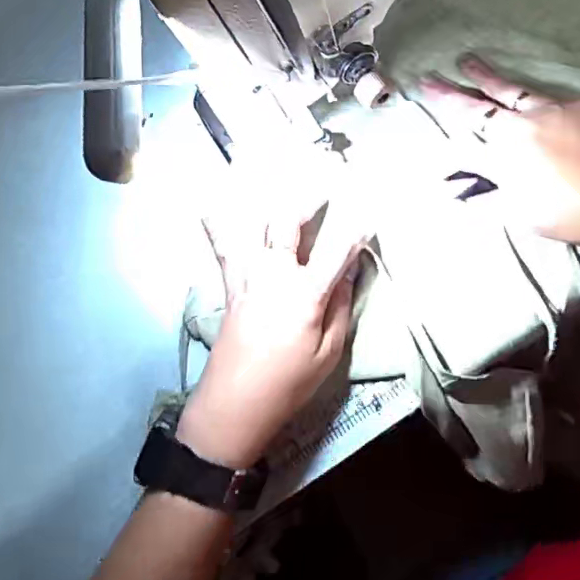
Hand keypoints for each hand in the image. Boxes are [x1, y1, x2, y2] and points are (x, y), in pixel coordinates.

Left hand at [178, 189, 366, 469]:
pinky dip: (217, 225)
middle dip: (308, 198)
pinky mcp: (231, 287)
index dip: (356, 230)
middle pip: (289, 225)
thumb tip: (348, 273)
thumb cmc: (288, 385)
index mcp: (306, 295)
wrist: (232, 408)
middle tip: (325, 180)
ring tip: (275, 172)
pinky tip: (208, 203)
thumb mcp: (329, 353)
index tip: (371, 213)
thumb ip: (340, 308)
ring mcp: (249, 278)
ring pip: (255, 228)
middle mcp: (275, 276)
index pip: (337, 251)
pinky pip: (224, 250)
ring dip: (267, 200)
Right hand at [421, 57, 579, 260]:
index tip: (426, 84)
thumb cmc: (575, 214)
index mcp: (509, 145)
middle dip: (466, 81)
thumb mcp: (523, 216)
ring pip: (521, 90)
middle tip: (448, 66)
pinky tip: (550, 117)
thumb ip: (487, 201)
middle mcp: (530, 119)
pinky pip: (559, 103)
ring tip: (473, 62)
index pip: (469, 118)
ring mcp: (560, 107)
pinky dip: (546, 108)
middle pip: (491, 95)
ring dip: (495, 78)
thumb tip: (456, 192)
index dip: (446, 101)